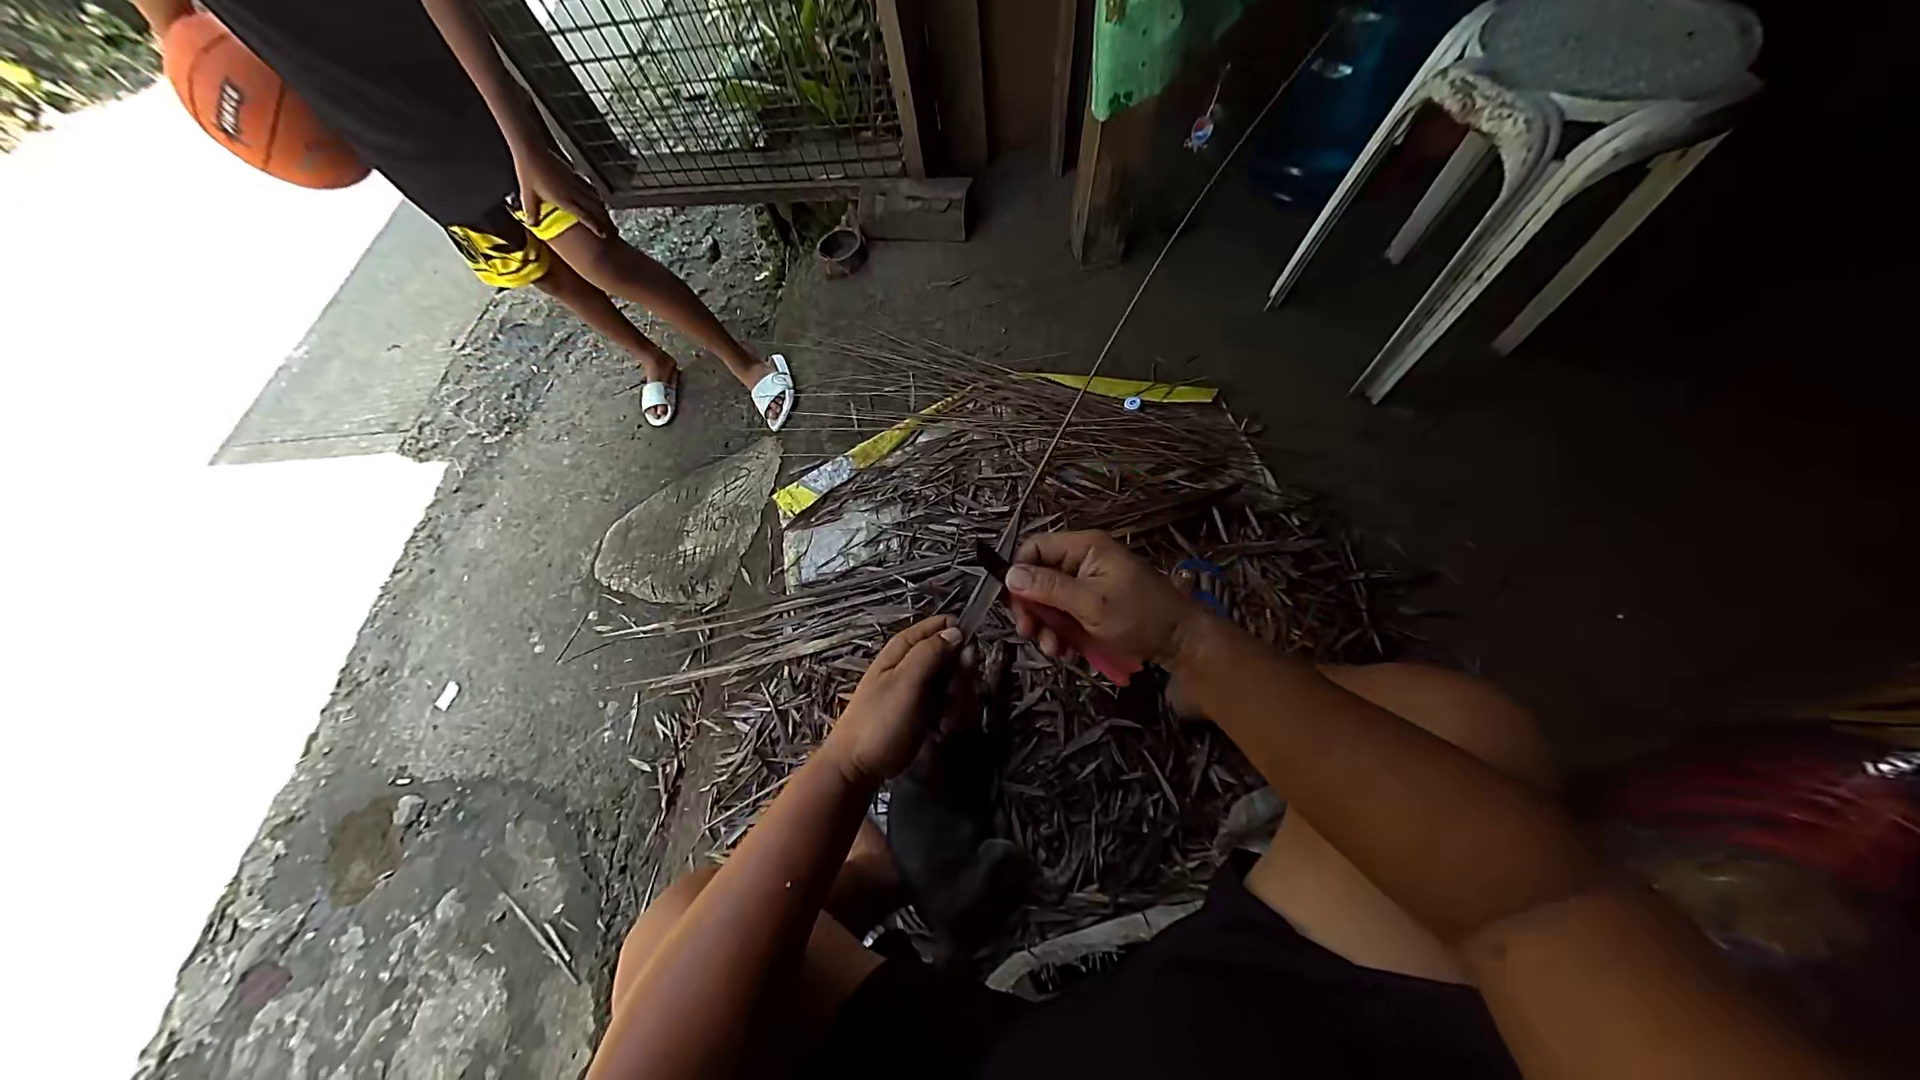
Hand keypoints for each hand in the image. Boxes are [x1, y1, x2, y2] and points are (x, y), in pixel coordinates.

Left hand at [511, 143, 614, 238]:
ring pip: (597, 200)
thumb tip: (531, 224)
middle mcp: (574, 193)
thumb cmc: (529, 171)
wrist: (531, 150)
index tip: (604, 236)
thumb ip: (531, 210)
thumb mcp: (527, 193)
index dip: (596, 227)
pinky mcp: (575, 175)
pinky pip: (591, 189)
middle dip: (606, 221)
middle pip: (596, 210)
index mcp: (564, 200)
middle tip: (613, 231)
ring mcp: (576, 183)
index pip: (585, 216)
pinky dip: (597, 197)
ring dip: (604, 210)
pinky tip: (598, 200)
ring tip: (609, 219)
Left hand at [822, 617, 962, 786]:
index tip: (964, 663)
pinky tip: (943, 729)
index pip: (942, 626)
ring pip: (956, 681)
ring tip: (946, 720)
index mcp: (904, 648)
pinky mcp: (925, 710)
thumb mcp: (905, 683)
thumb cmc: (878, 722)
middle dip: (961, 677)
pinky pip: (950, 703)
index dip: (959, 641)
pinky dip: (952, 716)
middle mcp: (913, 663)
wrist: (857, 767)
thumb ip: (930, 653)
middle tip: (952, 695)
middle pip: (955, 656)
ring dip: (959, 701)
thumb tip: (956, 630)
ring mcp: (920, 687)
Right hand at [1005, 531, 1204, 667]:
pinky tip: (1067, 650)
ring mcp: (1089, 584)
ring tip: (1056, 649)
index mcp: (1084, 547)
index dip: (1020, 575)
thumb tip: (1010, 575)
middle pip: (1038, 577)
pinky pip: (1065, 615)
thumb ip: (1049, 588)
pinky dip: (1062, 633)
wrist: (1182, 641)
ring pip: (1049, 601)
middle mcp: (1083, 560)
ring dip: (1046, 627)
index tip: (1018, 606)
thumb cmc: (1140, 617)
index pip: (1035, 549)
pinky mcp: (1093, 605)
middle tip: (1031, 634)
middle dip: (1033, 608)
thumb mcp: (1090, 603)